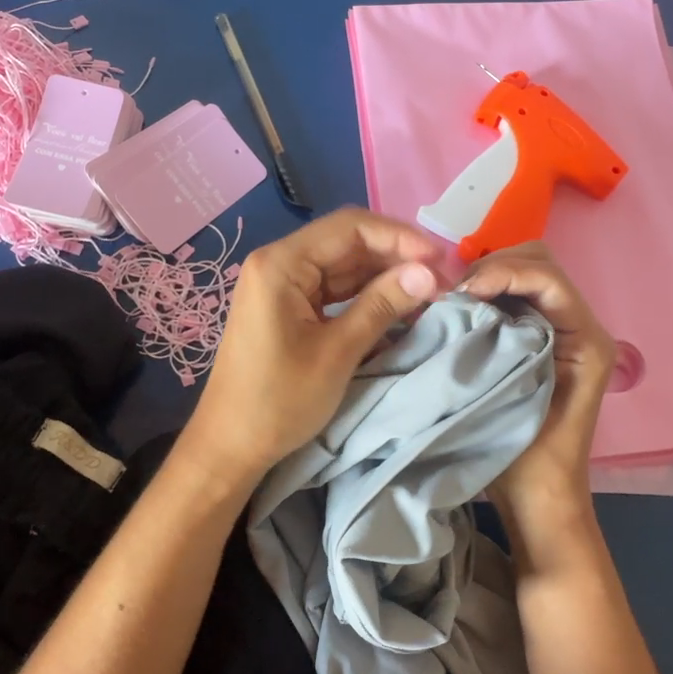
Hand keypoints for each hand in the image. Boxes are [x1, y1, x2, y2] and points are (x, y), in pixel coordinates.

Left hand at [186, 208, 441, 482]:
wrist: (230, 445)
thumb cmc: (279, 400)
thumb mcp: (338, 352)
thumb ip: (382, 305)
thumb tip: (429, 273)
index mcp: (281, 264)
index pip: (349, 227)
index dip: (400, 237)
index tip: (441, 261)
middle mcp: (277, 263)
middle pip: (346, 242)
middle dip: (395, 256)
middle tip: (442, 279)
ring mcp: (280, 286)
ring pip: (342, 266)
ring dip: (383, 275)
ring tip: (428, 292)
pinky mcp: (286, 308)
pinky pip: (332, 289)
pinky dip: (364, 295)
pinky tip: (397, 303)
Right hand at [459, 242, 614, 504]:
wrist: (540, 499)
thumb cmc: (526, 460)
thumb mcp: (513, 401)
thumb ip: (495, 348)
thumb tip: (459, 304)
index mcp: (586, 340)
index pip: (547, 279)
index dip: (502, 274)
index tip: (462, 294)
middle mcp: (580, 326)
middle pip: (539, 263)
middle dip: (495, 267)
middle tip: (457, 295)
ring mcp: (560, 330)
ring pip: (526, 274)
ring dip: (489, 277)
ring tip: (457, 301)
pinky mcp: (539, 338)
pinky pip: (516, 297)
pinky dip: (487, 293)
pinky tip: (463, 311)